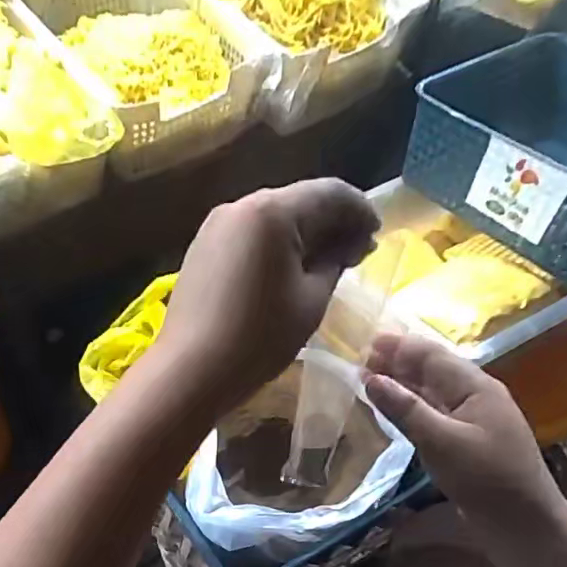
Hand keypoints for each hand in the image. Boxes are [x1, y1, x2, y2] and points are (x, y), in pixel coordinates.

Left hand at [145, 179, 378, 413]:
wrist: (190, 372)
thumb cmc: (258, 340)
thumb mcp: (310, 302)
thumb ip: (333, 262)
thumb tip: (349, 243)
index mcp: (272, 212)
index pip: (330, 194)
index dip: (360, 212)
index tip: (377, 236)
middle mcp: (241, 206)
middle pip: (298, 202)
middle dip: (331, 223)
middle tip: (355, 253)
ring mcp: (215, 227)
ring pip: (272, 219)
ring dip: (302, 236)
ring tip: (323, 265)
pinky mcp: (201, 250)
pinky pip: (248, 237)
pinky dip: (274, 248)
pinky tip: (285, 273)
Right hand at [364, 334, 560, 520]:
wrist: (522, 522)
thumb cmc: (484, 478)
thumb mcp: (441, 442)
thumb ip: (406, 409)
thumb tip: (372, 379)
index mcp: (476, 387)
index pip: (432, 356)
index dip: (399, 346)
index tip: (365, 342)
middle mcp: (476, 396)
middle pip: (433, 370)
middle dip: (399, 362)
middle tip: (362, 360)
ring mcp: (474, 420)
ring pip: (434, 393)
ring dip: (404, 384)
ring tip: (372, 380)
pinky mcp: (469, 443)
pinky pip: (437, 414)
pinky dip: (414, 408)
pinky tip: (397, 411)